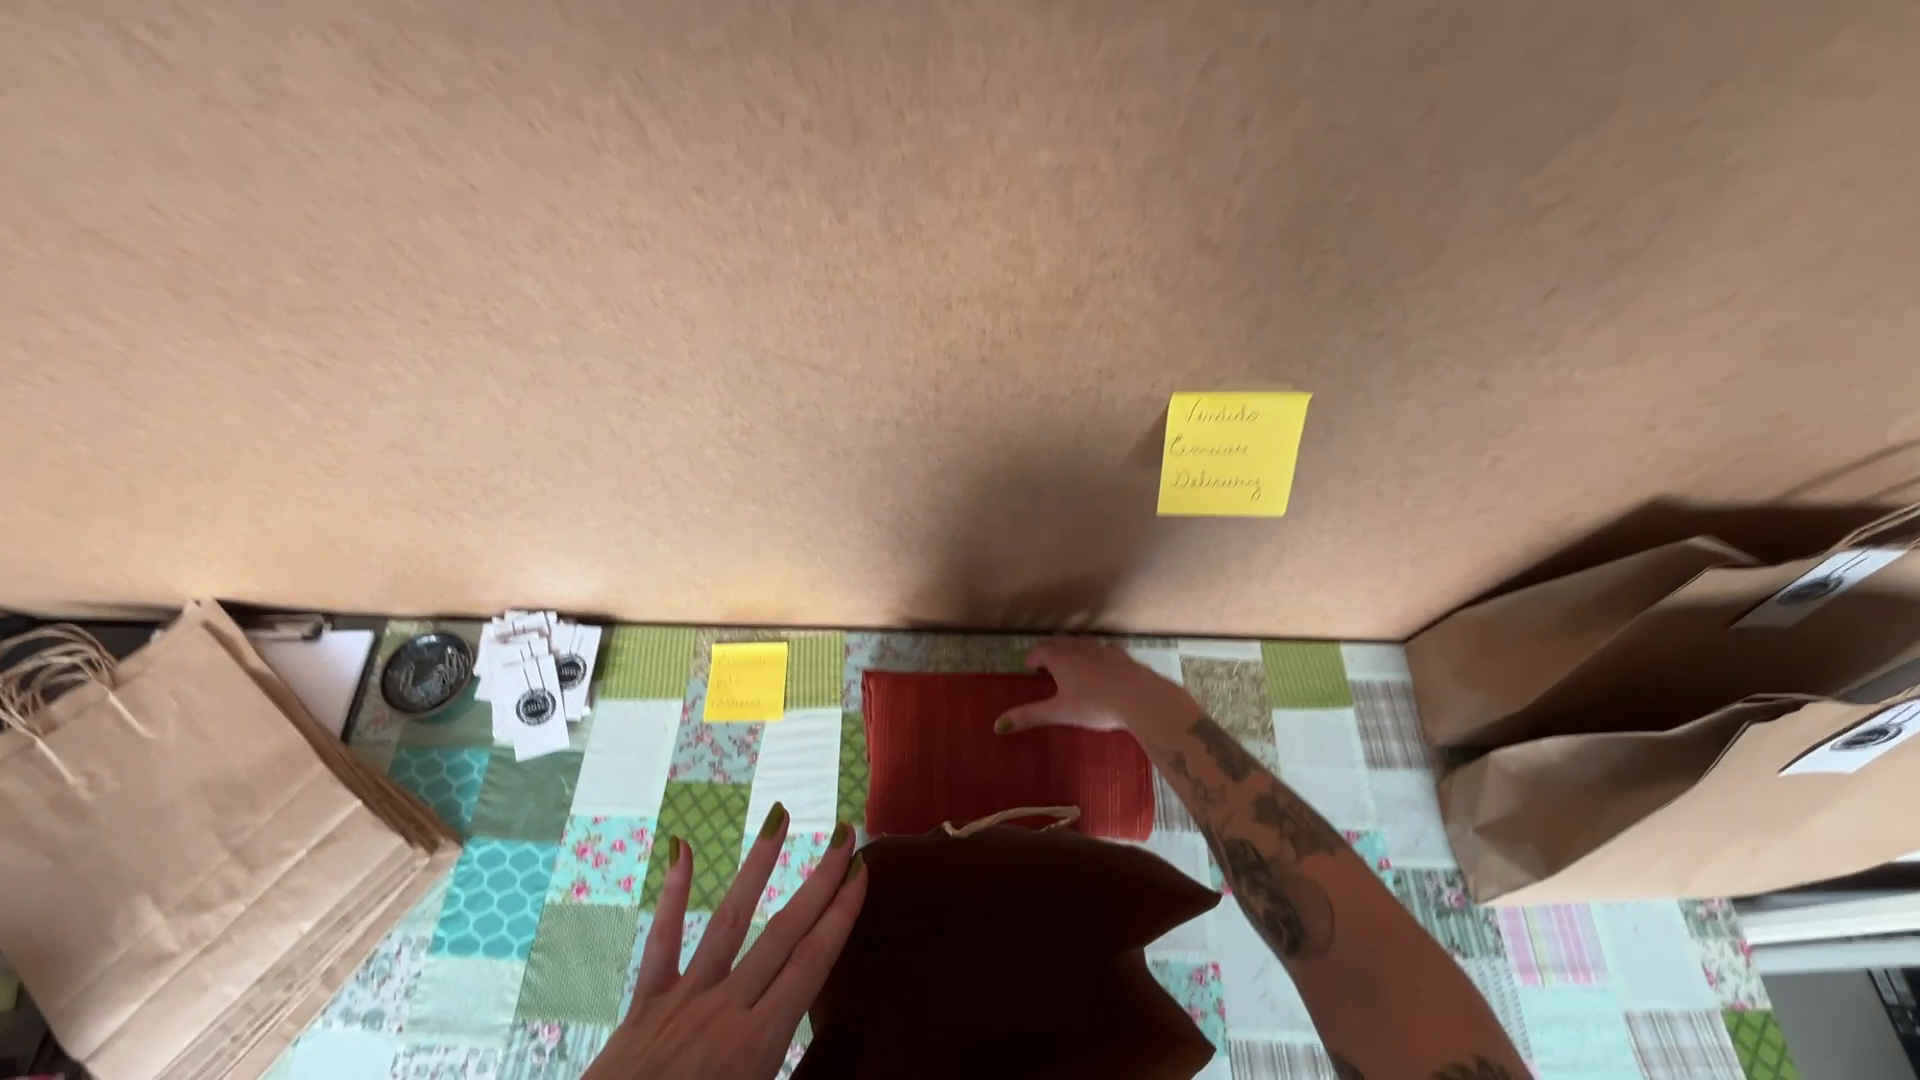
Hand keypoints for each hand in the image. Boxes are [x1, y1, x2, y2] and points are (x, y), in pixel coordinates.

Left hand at [585, 807, 866, 1079]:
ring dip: (758, 866)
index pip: (812, 962)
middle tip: (843, 832)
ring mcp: (684, 999)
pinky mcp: (647, 1003)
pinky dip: (672, 894)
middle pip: (784, 931)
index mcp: (758, 1043)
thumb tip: (849, 1054)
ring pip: (729, 920)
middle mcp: (726, 1007)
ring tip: (778, 817)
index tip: (861, 870)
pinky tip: (681, 848)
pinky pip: (661, 942)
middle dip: (819, 880)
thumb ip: (808, 1077)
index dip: (841, 914)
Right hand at [994, 637, 1197, 736]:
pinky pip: (1105, 649)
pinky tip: (1103, 665)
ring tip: (1072, 663)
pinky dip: (1098, 654)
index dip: (1032, 659)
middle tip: (1047, 665)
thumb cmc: (1095, 705)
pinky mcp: (1122, 655)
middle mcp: (1079, 648)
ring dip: (1073, 649)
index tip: (1030, 668)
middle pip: (1059, 641)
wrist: (1140, 697)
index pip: (1039, 650)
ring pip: (1082, 642)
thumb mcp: (1059, 713)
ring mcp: (1103, 649)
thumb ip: (1029, 716)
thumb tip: (996, 725)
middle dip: (1050, 651)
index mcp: (1060, 658)